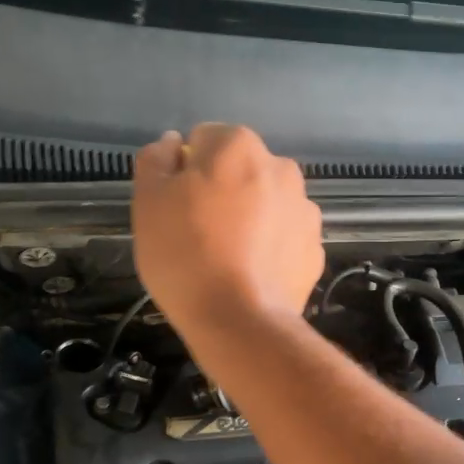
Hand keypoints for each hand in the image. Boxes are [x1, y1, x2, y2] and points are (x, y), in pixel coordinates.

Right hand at [131, 123, 324, 330]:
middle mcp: (280, 167)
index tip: (177, 209)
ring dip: (250, 220)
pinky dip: (269, 251)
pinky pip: (284, 240)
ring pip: (266, 205)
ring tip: (228, 261)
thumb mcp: (148, 202)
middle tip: (199, 237)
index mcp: (238, 145)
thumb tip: (174, 144)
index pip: (203, 141)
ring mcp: (304, 210)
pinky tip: (251, 277)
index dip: (185, 174)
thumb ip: (156, 161)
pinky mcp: (315, 250)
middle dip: (222, 193)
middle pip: (240, 172)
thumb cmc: (185, 256)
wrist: (239, 322)